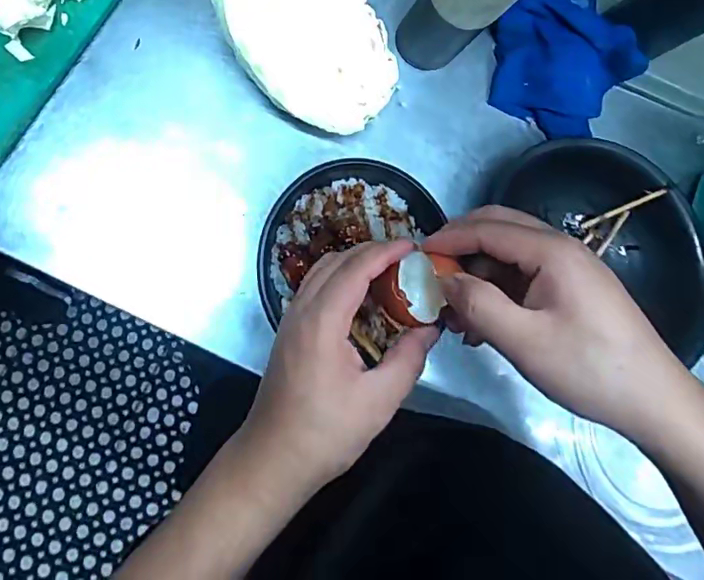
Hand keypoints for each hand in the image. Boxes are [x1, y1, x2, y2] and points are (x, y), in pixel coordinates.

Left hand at [239, 239, 437, 493]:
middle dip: (371, 252)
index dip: (384, 252)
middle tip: (406, 260)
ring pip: (322, 271)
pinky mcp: (289, 329)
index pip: (355, 268)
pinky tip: (361, 298)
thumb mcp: (379, 401)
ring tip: (387, 274)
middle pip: (336, 261)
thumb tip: (430, 329)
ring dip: (353, 263)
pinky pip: (315, 287)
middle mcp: (302, 308)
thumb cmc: (326, 432)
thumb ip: (408, 360)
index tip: (412, 247)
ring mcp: (291, 317)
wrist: (273, 456)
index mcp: (322, 319)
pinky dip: (340, 279)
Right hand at [422, 206, 700, 441]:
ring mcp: (571, 267)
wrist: (660, 406)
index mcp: (551, 250)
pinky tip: (485, 322)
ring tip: (457, 310)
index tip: (416, 255)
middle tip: (433, 271)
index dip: (448, 238)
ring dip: (478, 271)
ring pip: (509, 252)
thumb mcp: (524, 341)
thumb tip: (444, 280)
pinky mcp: (575, 288)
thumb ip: (477, 304)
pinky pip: (525, 274)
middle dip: (461, 245)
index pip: (486, 228)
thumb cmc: (590, 369)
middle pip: (498, 228)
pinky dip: (499, 288)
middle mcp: (561, 247)